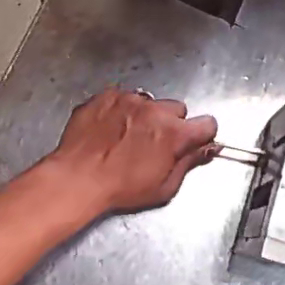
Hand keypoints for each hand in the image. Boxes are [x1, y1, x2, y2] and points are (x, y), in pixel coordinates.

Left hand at [42, 88, 218, 213]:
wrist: (78, 178)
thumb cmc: (119, 188)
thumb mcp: (164, 187)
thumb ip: (190, 163)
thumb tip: (207, 149)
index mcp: (174, 134)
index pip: (207, 123)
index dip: (202, 135)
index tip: (194, 142)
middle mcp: (154, 111)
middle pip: (178, 109)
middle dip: (171, 125)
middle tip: (155, 145)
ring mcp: (129, 100)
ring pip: (151, 102)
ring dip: (147, 116)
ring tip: (130, 138)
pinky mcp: (107, 97)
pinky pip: (124, 98)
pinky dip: (123, 111)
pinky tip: (113, 130)